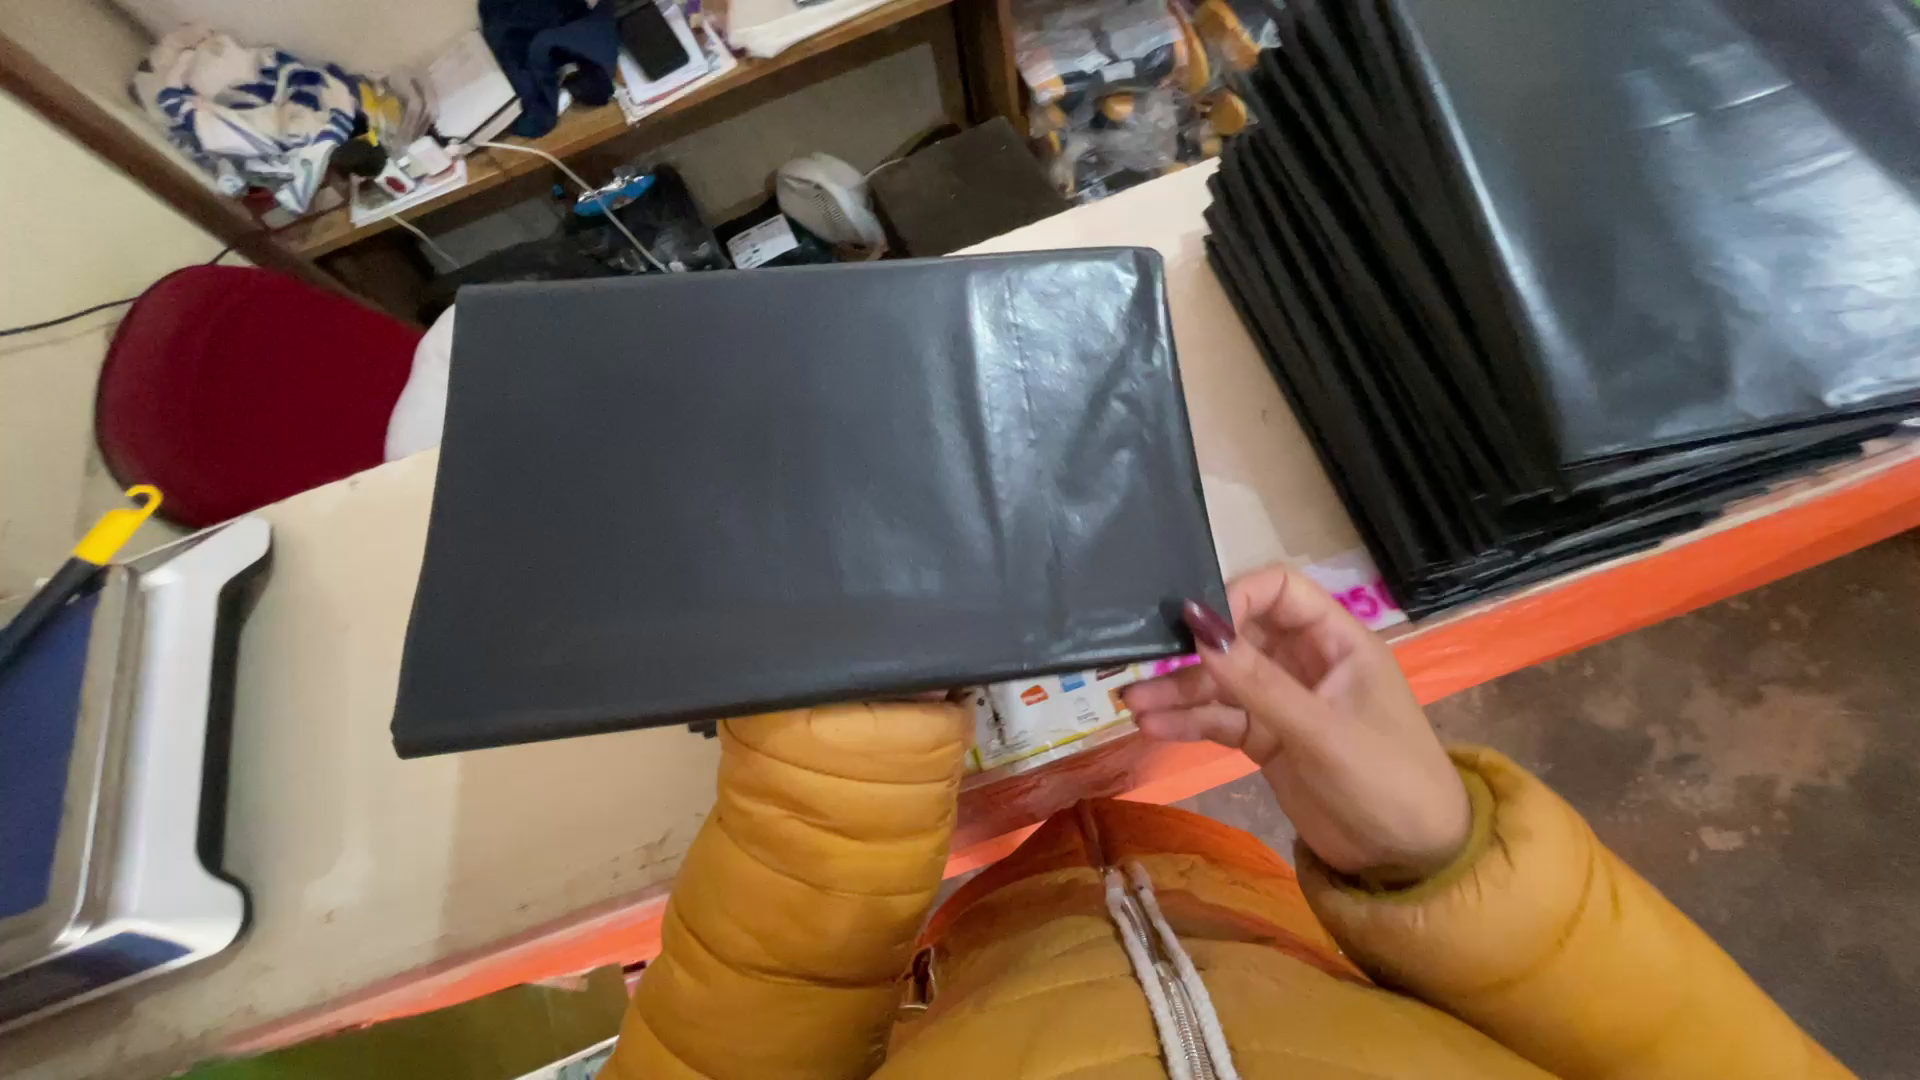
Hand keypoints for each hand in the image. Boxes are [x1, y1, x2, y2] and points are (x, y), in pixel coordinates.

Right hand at [1122, 565, 1468, 886]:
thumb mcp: (1321, 731)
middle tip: (1144, 661)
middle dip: (1192, 650)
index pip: (1278, 591)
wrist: (1408, 864)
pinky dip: (1187, 722)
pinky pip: (1219, 719)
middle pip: (1238, 636)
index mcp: (1335, 642)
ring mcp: (1281, 701)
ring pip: (1220, 681)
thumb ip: (1257, 682)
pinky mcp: (1264, 738)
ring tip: (1132, 703)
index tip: (1197, 626)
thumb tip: (1198, 627)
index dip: (1236, 597)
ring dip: (1178, 691)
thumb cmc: (1387, 782)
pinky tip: (1152, 727)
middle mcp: (1304, 662)